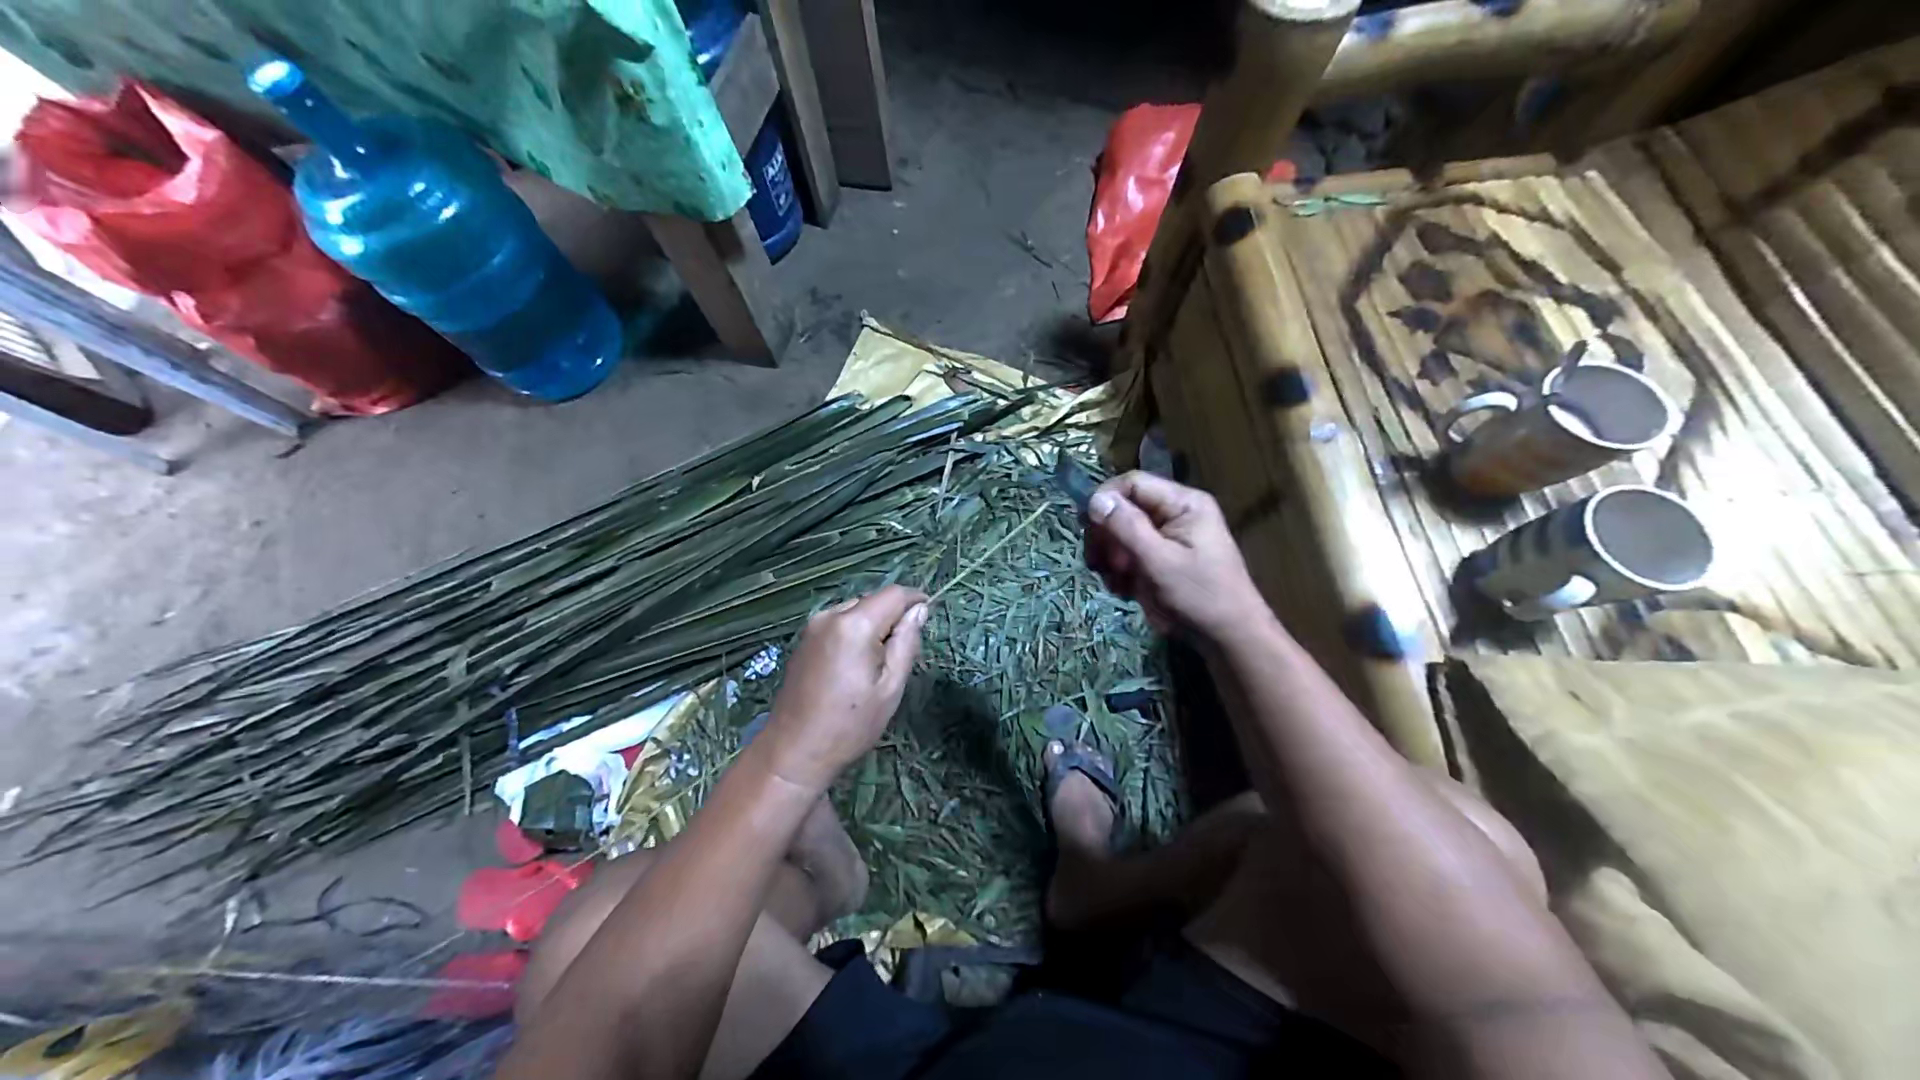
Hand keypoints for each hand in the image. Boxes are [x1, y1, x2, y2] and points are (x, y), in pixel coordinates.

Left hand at [761, 585, 928, 791]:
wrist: (794, 751)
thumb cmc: (849, 725)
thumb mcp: (890, 687)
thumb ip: (907, 642)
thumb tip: (919, 610)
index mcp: (854, 625)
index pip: (894, 594)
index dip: (915, 600)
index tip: (928, 616)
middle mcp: (830, 615)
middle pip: (873, 601)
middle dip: (892, 618)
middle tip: (901, 655)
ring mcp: (813, 626)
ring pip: (856, 611)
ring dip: (873, 626)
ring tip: (876, 666)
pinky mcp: (804, 639)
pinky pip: (839, 623)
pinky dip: (854, 633)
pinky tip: (854, 667)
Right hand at [1084, 471, 1269, 641]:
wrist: (1226, 637)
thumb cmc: (1200, 595)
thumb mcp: (1160, 560)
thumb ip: (1127, 527)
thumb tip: (1095, 499)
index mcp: (1183, 503)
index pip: (1132, 483)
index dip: (1106, 500)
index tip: (1089, 529)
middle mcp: (1173, 513)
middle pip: (1123, 508)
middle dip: (1107, 535)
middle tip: (1102, 563)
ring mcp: (1165, 537)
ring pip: (1119, 533)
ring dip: (1110, 557)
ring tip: (1116, 581)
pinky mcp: (1158, 558)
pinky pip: (1126, 554)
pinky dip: (1119, 571)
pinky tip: (1124, 589)